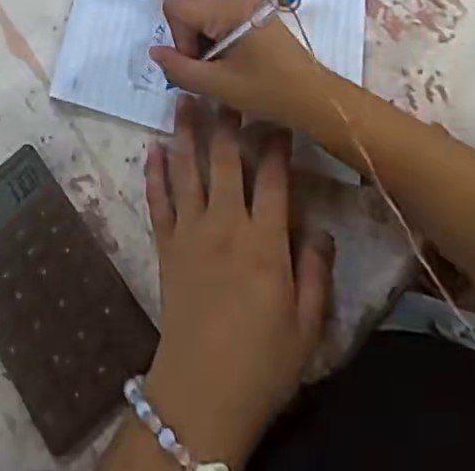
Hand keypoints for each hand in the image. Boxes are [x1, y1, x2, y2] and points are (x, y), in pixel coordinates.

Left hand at [141, 106, 333, 467]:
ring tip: (184, 101)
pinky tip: (154, 149)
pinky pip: (158, 200)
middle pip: (225, 162)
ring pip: (187, 171)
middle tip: (224, 86)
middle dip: (225, 122)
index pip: (273, 180)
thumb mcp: (308, 323)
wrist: (203, 387)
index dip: (276, 145)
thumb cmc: (265, 361)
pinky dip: (155, 173)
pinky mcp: (165, 245)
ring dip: (186, 134)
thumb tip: (319, 230)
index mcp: (265, 242)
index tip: (278, 116)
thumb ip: (315, 271)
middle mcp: (224, 225)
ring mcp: (189, 232)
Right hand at [147, 0, 337, 132]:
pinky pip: (216, 16)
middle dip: (191, 41)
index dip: (179, 39)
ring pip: (200, 14)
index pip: (176, 9)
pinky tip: (234, 59)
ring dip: (203, 42)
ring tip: (225, 67)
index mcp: (229, 4)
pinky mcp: (253, 7)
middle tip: (213, 70)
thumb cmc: (268, 90)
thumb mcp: (217, 85)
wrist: (314, 97)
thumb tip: (155, 52)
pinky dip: (216, 38)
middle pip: (188, 10)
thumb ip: (178, 67)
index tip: (201, 63)